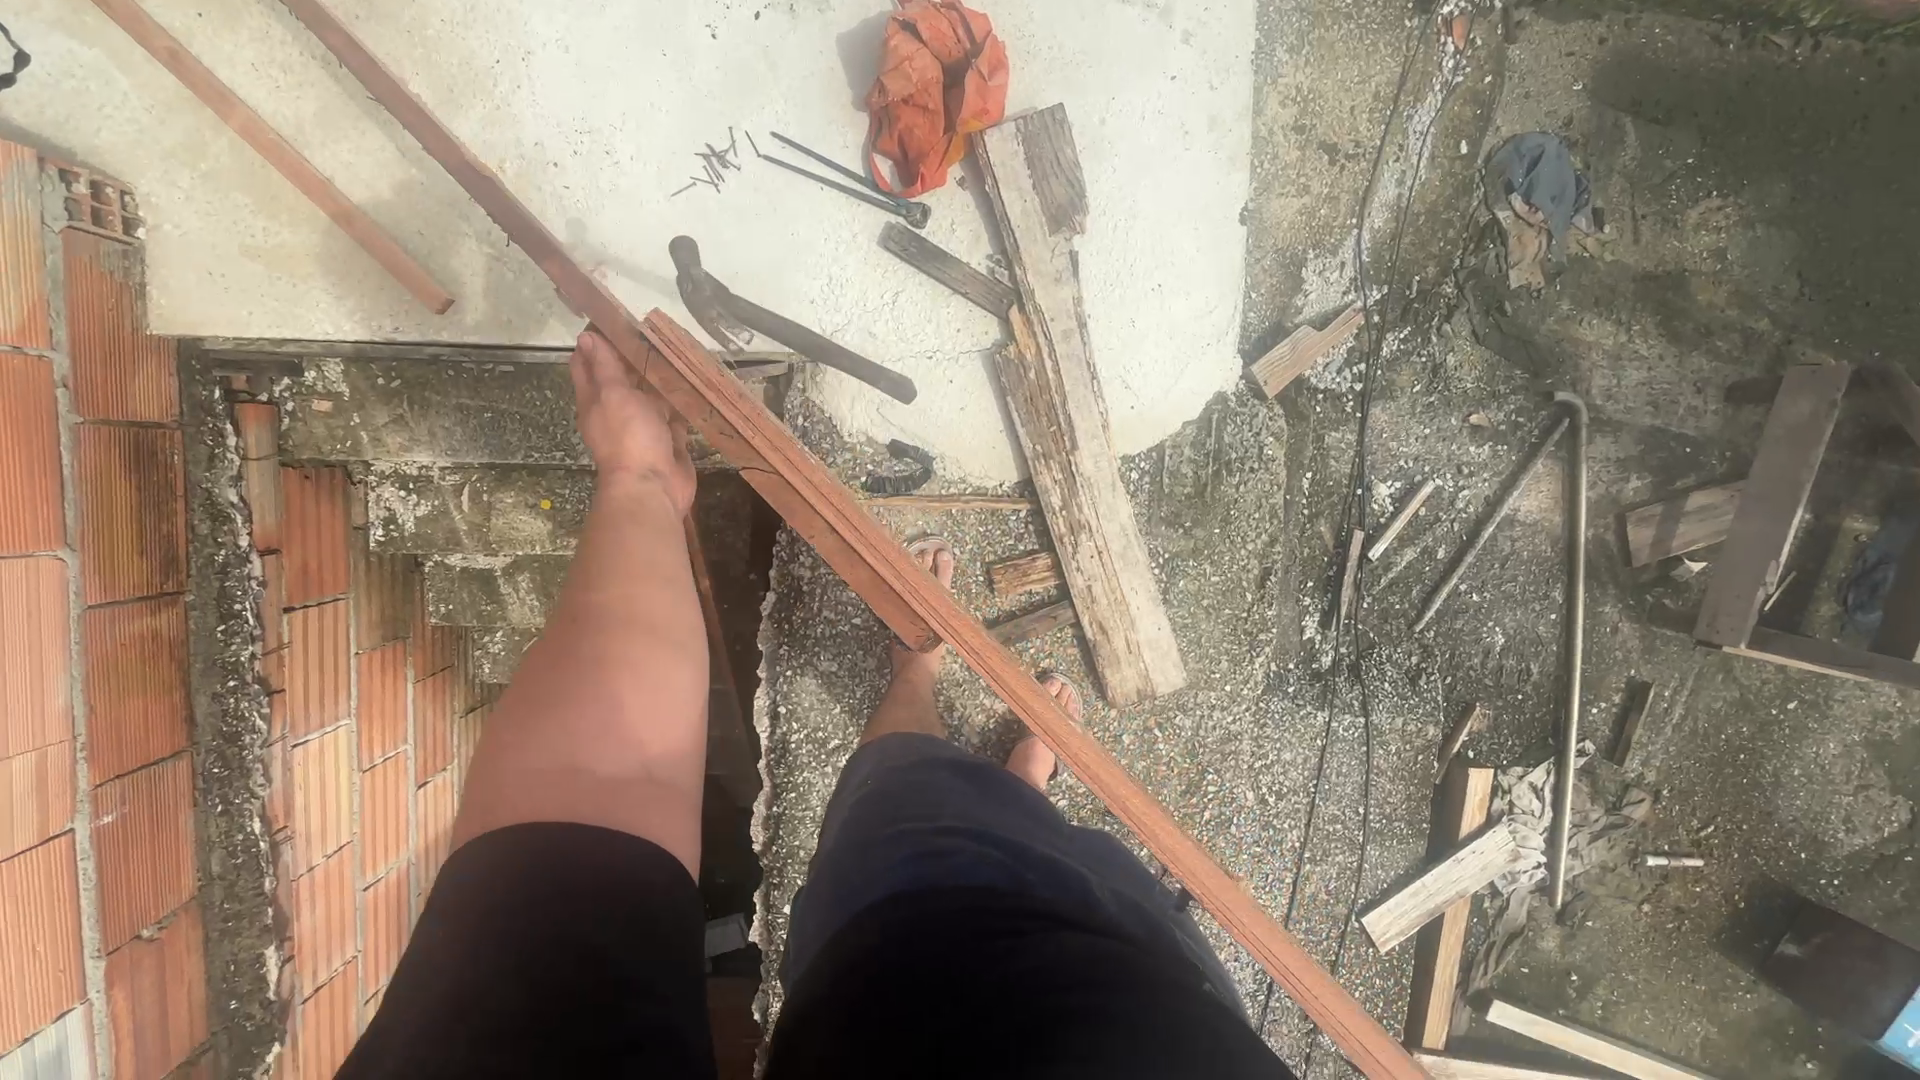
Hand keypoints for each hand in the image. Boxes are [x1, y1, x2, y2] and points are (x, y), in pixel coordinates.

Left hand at [569, 329, 695, 515]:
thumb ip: (604, 367)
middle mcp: (618, 412)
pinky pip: (675, 416)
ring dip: (660, 380)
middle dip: (632, 357)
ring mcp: (645, 428)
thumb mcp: (614, 395)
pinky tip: (693, 386)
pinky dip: (682, 403)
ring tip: (676, 352)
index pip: (587, 364)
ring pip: (650, 397)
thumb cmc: (629, 437)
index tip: (611, 318)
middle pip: (622, 379)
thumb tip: (587, 337)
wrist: (653, 486)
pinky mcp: (669, 440)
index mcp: (596, 401)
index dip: (594, 343)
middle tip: (652, 330)